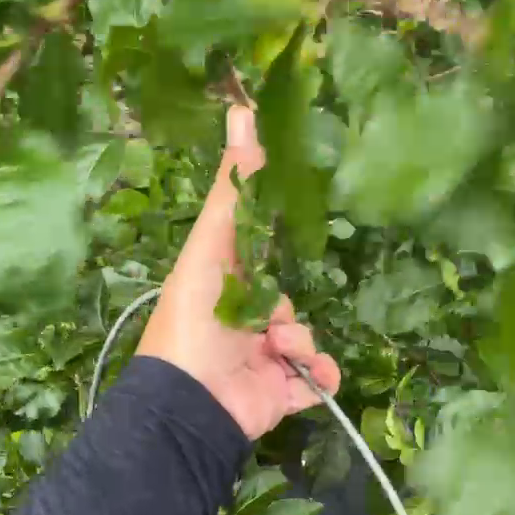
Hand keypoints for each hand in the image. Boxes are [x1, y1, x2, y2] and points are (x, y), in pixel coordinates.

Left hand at [138, 105, 339, 439]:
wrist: (195, 405)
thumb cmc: (194, 322)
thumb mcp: (211, 250)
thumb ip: (232, 192)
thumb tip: (243, 109)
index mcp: (220, 289)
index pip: (256, 260)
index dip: (275, 248)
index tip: (299, 232)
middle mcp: (241, 324)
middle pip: (285, 301)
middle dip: (285, 309)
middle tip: (272, 318)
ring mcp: (263, 361)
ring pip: (304, 340)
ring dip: (299, 344)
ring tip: (280, 353)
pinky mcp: (281, 394)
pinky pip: (316, 380)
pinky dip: (319, 377)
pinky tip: (311, 377)